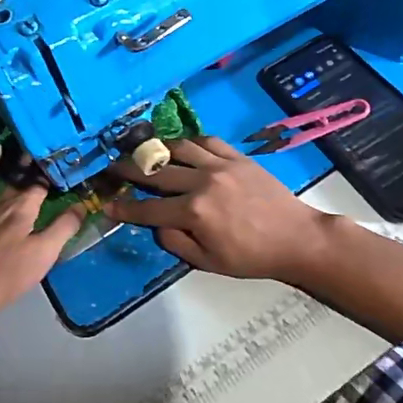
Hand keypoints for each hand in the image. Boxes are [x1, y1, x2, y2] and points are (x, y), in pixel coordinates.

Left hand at [0, 149, 84, 352]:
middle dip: (35, 165)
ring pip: (2, 179)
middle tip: (45, 147)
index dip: (56, 174)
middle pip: (23, 179)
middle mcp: (3, 202)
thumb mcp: (44, 253)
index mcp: (23, 208)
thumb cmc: (8, 274)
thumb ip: (64, 227)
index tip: (68, 162)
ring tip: (16, 144)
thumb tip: (83, 205)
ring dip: (11, 163)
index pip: (43, 184)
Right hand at [105, 137, 342, 280]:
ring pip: (179, 148)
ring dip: (156, 149)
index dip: (124, 206)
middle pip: (156, 171)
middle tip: (111, 165)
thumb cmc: (252, 256)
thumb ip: (176, 242)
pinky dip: (189, 142)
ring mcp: (221, 165)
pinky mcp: (237, 157)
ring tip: (143, 150)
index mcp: (194, 213)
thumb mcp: (208, 262)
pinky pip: (207, 141)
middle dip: (128, 169)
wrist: (295, 237)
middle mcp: (202, 182)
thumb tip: (157, 223)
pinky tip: (181, 146)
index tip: (106, 202)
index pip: (148, 208)